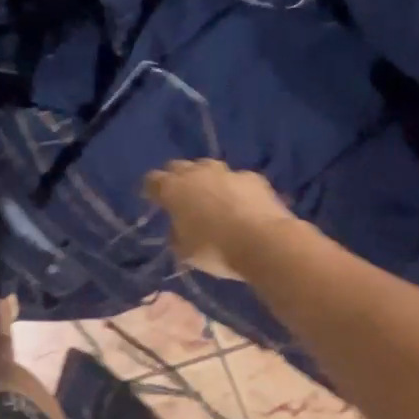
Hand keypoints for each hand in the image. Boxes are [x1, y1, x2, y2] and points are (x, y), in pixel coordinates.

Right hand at [143, 159, 302, 280]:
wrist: (267, 244)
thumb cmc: (217, 249)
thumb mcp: (185, 252)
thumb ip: (176, 236)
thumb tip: (178, 231)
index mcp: (172, 189)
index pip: (152, 180)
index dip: (150, 189)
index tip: (152, 199)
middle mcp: (195, 173)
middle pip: (177, 166)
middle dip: (176, 178)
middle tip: (180, 195)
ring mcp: (226, 173)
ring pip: (208, 166)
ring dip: (206, 178)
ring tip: (212, 195)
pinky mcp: (254, 178)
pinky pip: (238, 178)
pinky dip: (236, 187)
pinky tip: (243, 202)